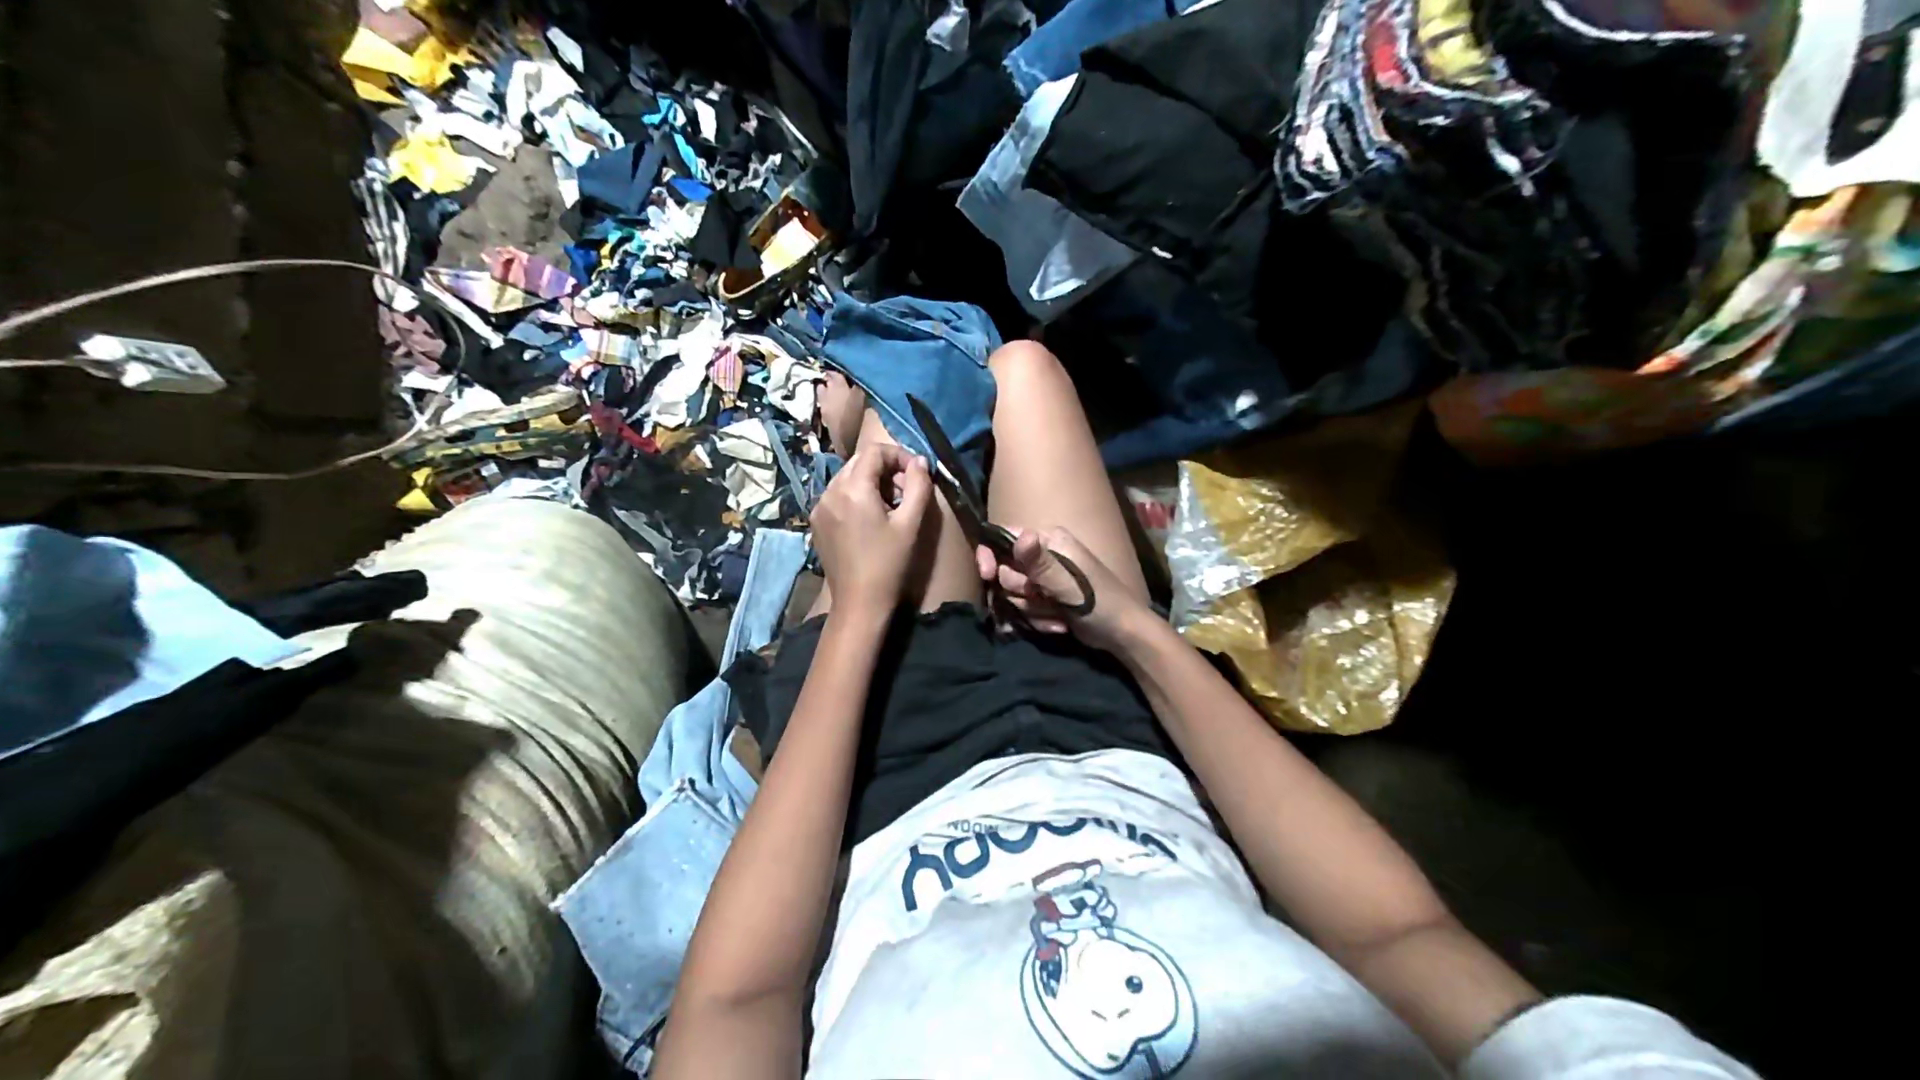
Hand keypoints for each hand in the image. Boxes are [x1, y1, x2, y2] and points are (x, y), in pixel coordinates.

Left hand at [811, 444, 932, 619]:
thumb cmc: (889, 563)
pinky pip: (838, 495)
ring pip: (847, 477)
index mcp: (853, 488)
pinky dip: (856, 496)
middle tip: (906, 491)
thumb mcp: (910, 523)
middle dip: (886, 468)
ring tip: (891, 506)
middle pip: (859, 462)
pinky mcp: (817, 522)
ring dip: (871, 482)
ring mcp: (819, 507)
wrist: (859, 602)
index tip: (917, 473)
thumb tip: (920, 462)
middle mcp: (830, 491)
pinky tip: (871, 518)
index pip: (875, 451)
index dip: (899, 455)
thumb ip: (919, 486)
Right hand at [975, 526, 1153, 651]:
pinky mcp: (1045, 599)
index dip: (990, 556)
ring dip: (1032, 610)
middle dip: (1021, 593)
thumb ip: (1041, 562)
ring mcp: (1044, 578)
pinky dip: (1038, 619)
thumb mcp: (1068, 584)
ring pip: (1013, 594)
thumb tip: (1021, 535)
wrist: (1122, 634)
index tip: (987, 576)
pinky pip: (1024, 609)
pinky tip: (1059, 624)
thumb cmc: (1100, 603)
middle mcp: (1043, 554)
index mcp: (1049, 540)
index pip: (1003, 536)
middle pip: (1005, 570)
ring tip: (1058, 616)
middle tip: (1043, 600)